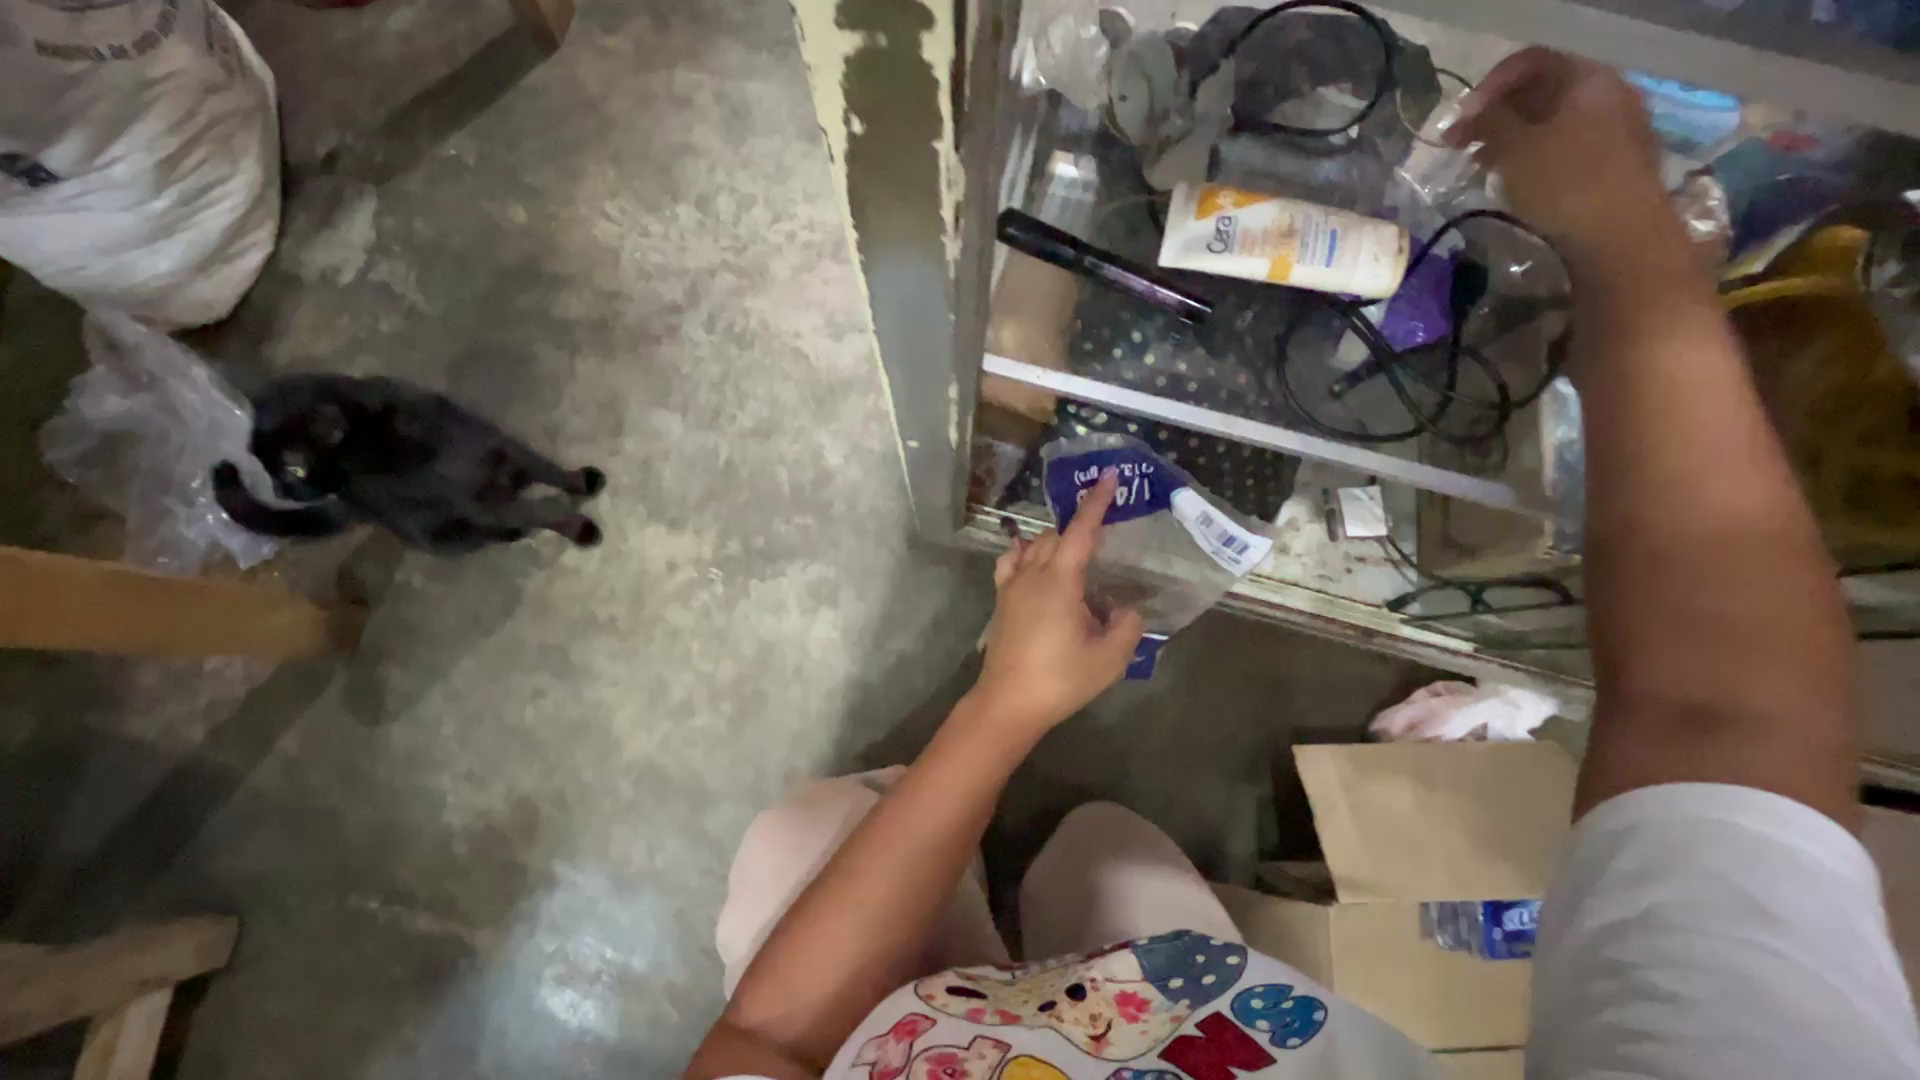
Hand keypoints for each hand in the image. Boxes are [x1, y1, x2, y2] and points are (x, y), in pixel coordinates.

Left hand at [968, 469, 1144, 735]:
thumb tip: (1126, 610)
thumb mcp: (1109, 658)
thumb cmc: (1060, 679)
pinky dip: (1025, 554)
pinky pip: (1011, 564)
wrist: (1008, 703)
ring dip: (1055, 542)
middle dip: (1079, 527)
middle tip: (1103, 535)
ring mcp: (1012, 588)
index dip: (1096, 503)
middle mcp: (1033, 575)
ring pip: (1033, 547)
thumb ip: (1126, 627)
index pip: (1081, 531)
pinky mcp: (1001, 603)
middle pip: (1056, 536)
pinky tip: (1033, 563)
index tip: (1109, 477)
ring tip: (1076, 555)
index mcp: (1061, 581)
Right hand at [1450, 48, 1671, 255]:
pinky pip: (1562, 146)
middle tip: (1459, 146)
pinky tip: (1511, 180)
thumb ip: (1489, 121)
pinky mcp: (1611, 161)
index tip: (1459, 121)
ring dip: (1509, 139)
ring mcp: (1613, 127)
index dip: (1487, 87)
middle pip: (1540, 91)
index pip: (1529, 63)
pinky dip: (1531, 156)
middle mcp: (1606, 93)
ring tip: (1479, 166)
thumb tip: (1472, 111)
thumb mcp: (1515, 148)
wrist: (1621, 235)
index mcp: (1586, 78)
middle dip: (1494, 115)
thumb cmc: (1564, 184)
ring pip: (1549, 121)